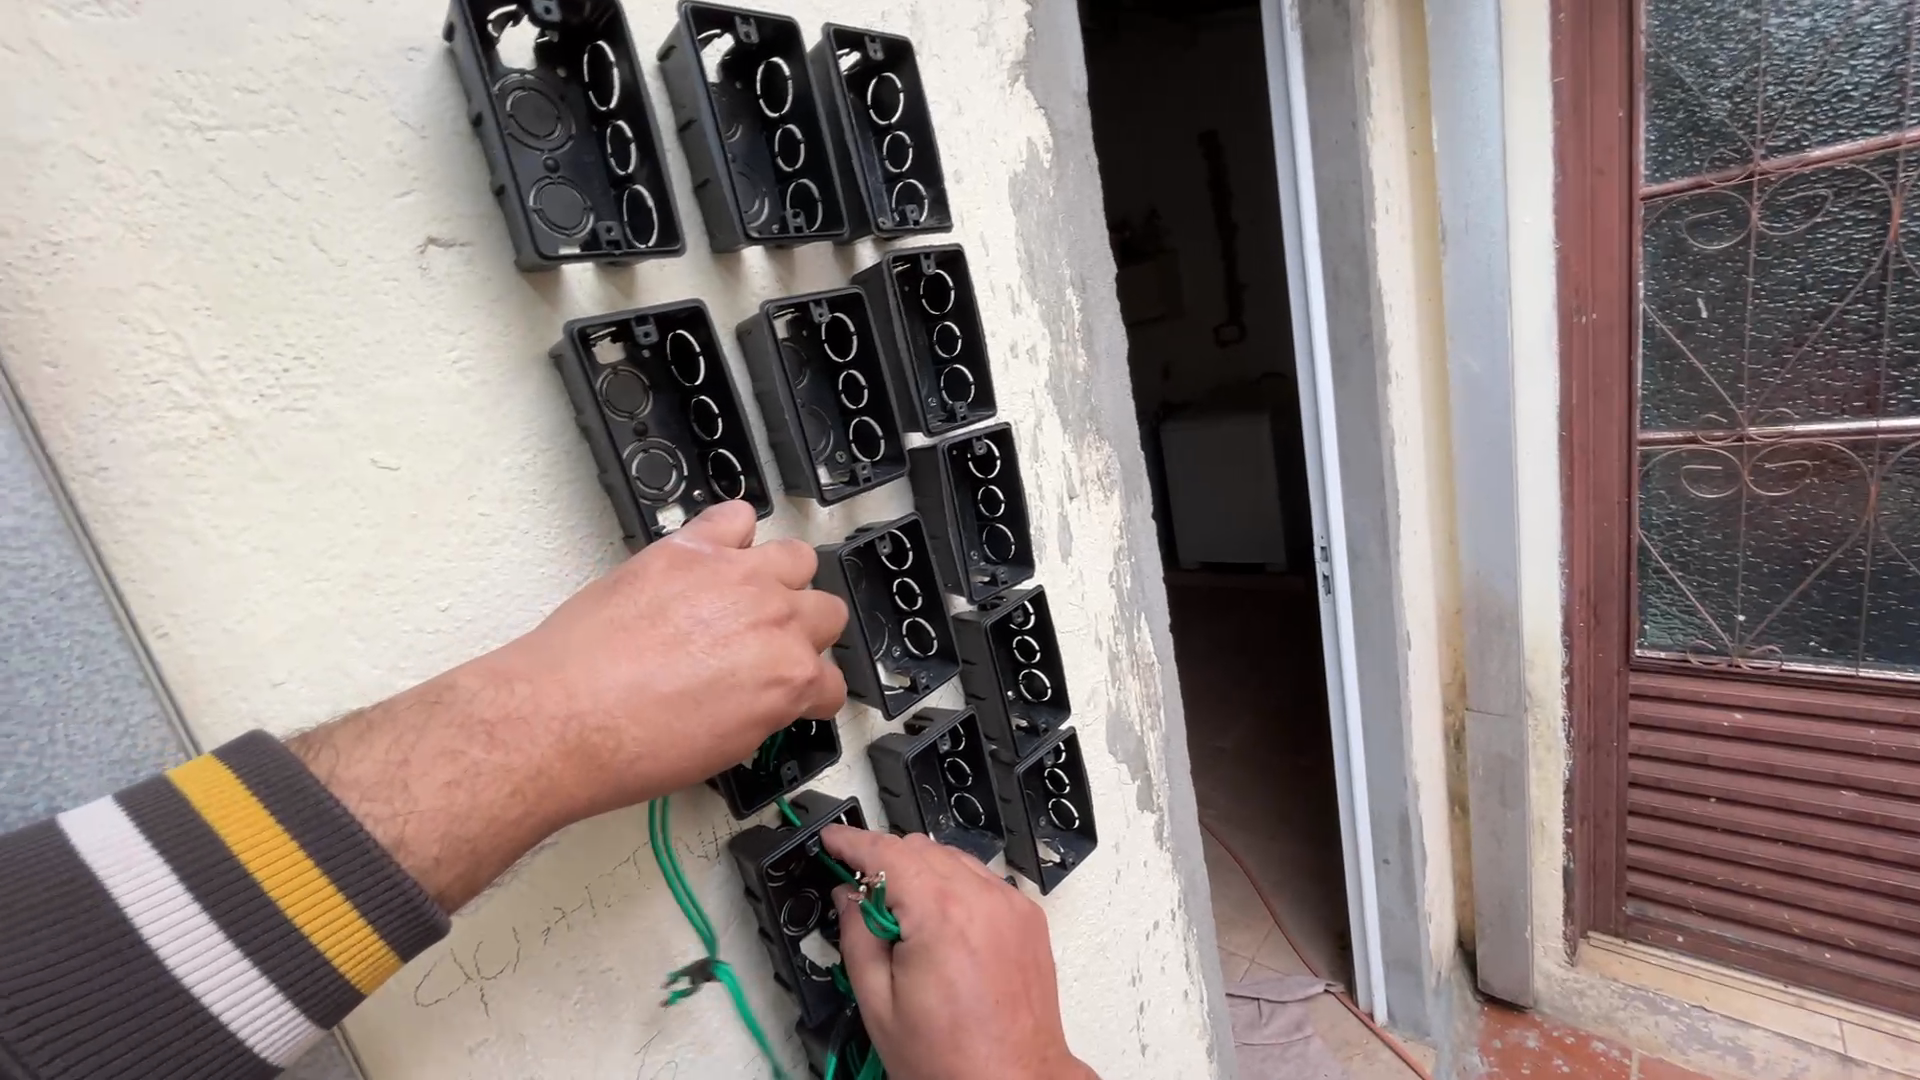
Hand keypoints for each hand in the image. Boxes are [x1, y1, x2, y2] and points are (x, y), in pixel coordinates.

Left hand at [293, 501, 847, 910]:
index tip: (799, 692)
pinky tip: (718, 554)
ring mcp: (737, 577)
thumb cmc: (628, 744)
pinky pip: (737, 517)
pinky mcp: (693, 549)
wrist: (558, 719)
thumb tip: (770, 696)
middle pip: (828, 612)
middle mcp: (776, 620)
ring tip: (752, 593)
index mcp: (789, 678)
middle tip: (770, 644)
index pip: (832, 682)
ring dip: (785, 578)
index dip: (814, 692)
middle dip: (806, 632)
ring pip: (800, 558)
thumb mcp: (724, 748)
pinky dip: (734, 533)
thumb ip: (766, 710)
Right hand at [820, 828, 1097, 1079]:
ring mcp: (1009, 903)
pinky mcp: (1026, 915)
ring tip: (907, 922)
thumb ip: (858, 938)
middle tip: (864, 896)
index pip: (885, 852)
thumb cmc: (954, 1062)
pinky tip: (944, 925)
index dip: (852, 840)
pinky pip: (981, 878)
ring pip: (951, 857)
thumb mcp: (880, 1006)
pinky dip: (955, 886)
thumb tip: (848, 898)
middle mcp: (980, 898)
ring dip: (921, 872)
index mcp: (940, 915)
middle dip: (885, 862)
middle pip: (919, 848)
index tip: (834, 839)